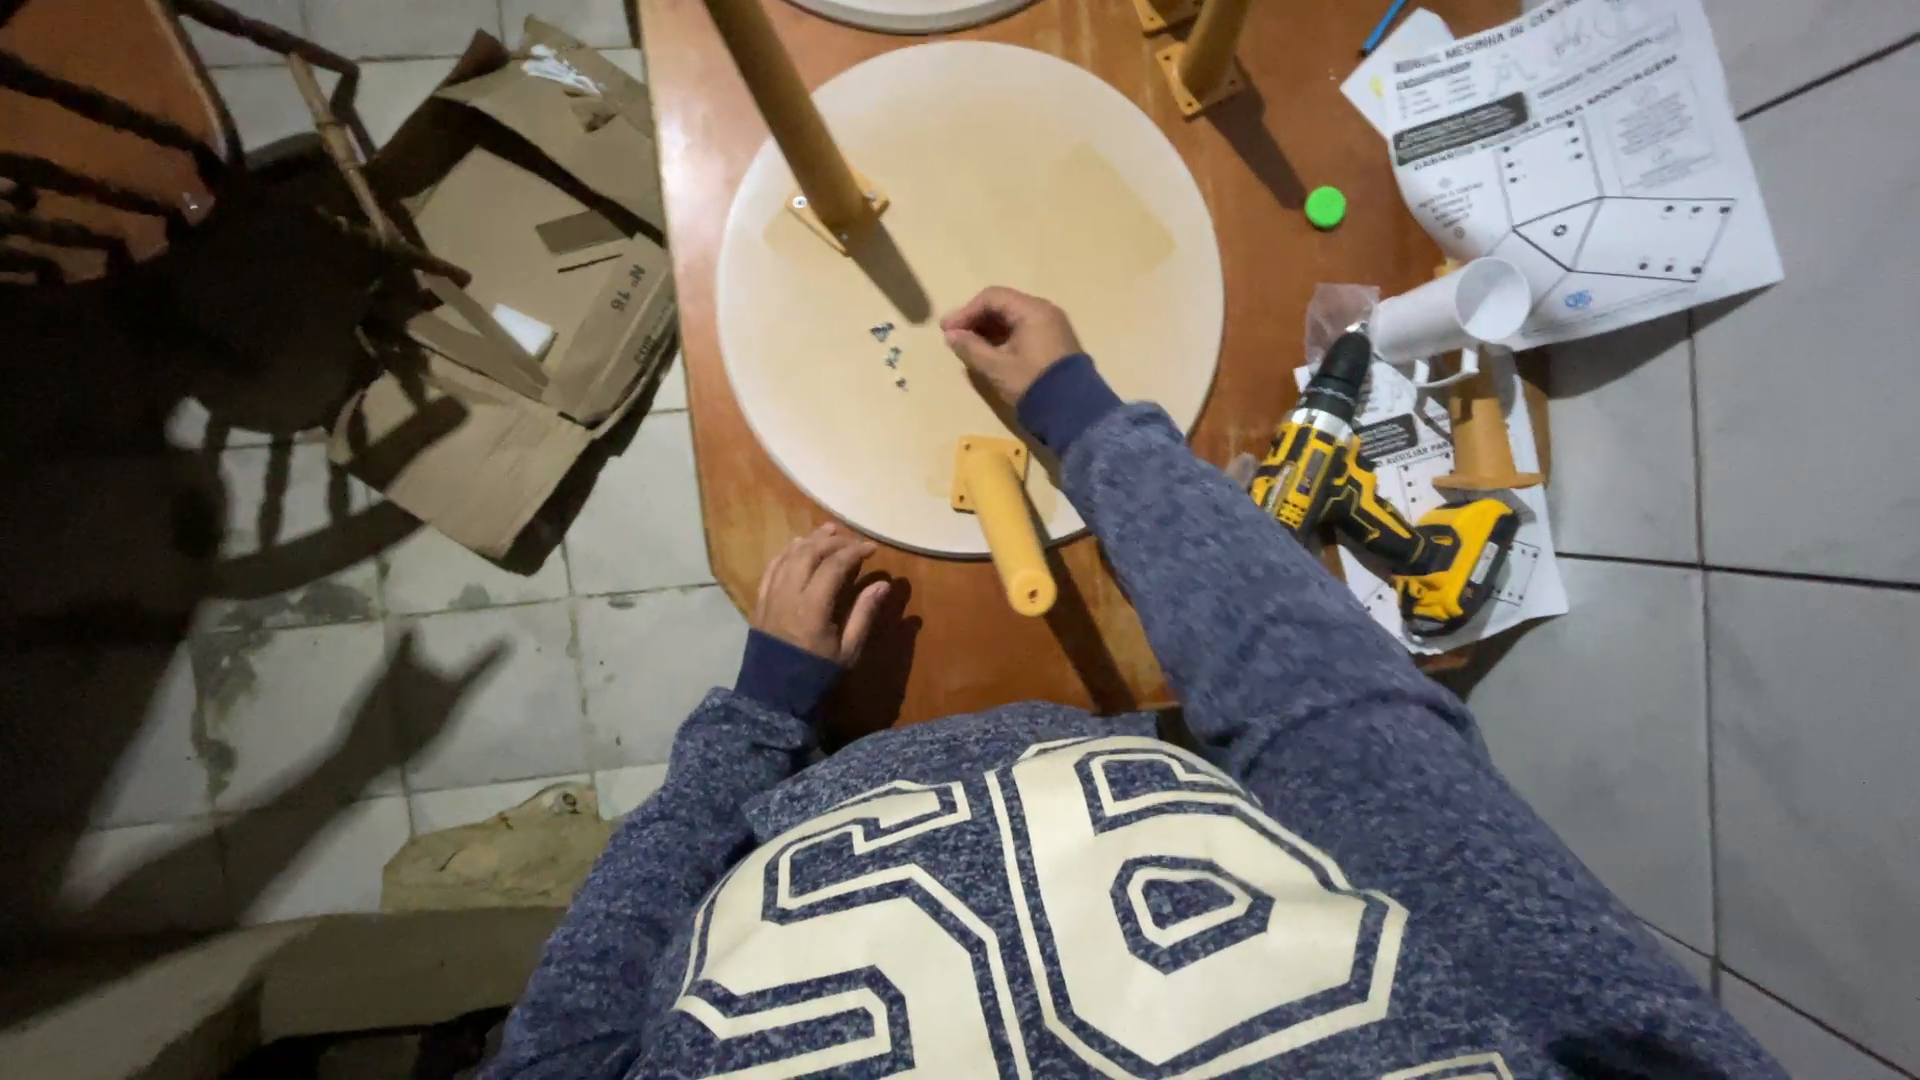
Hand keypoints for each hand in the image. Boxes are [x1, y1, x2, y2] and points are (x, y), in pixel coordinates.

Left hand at [753, 523, 889, 665]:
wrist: (774, 695)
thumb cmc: (816, 674)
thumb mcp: (848, 650)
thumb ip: (864, 613)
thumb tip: (883, 584)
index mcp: (812, 608)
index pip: (834, 566)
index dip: (854, 551)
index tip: (872, 548)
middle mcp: (788, 594)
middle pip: (809, 553)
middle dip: (832, 540)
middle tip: (851, 539)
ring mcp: (770, 596)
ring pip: (788, 555)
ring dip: (809, 540)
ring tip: (827, 530)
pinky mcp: (760, 600)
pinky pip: (772, 567)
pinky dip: (787, 552)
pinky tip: (798, 545)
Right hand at [940, 286, 1082, 404]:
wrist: (1073, 411)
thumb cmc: (1032, 384)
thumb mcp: (997, 367)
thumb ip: (971, 348)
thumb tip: (951, 335)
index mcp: (1032, 310)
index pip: (992, 298)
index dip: (966, 312)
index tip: (947, 331)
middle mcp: (1045, 311)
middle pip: (1003, 305)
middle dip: (976, 320)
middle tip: (954, 337)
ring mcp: (1052, 327)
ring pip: (1012, 319)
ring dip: (988, 330)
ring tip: (968, 347)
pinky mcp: (1054, 343)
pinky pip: (1024, 331)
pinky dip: (1004, 338)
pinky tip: (989, 352)